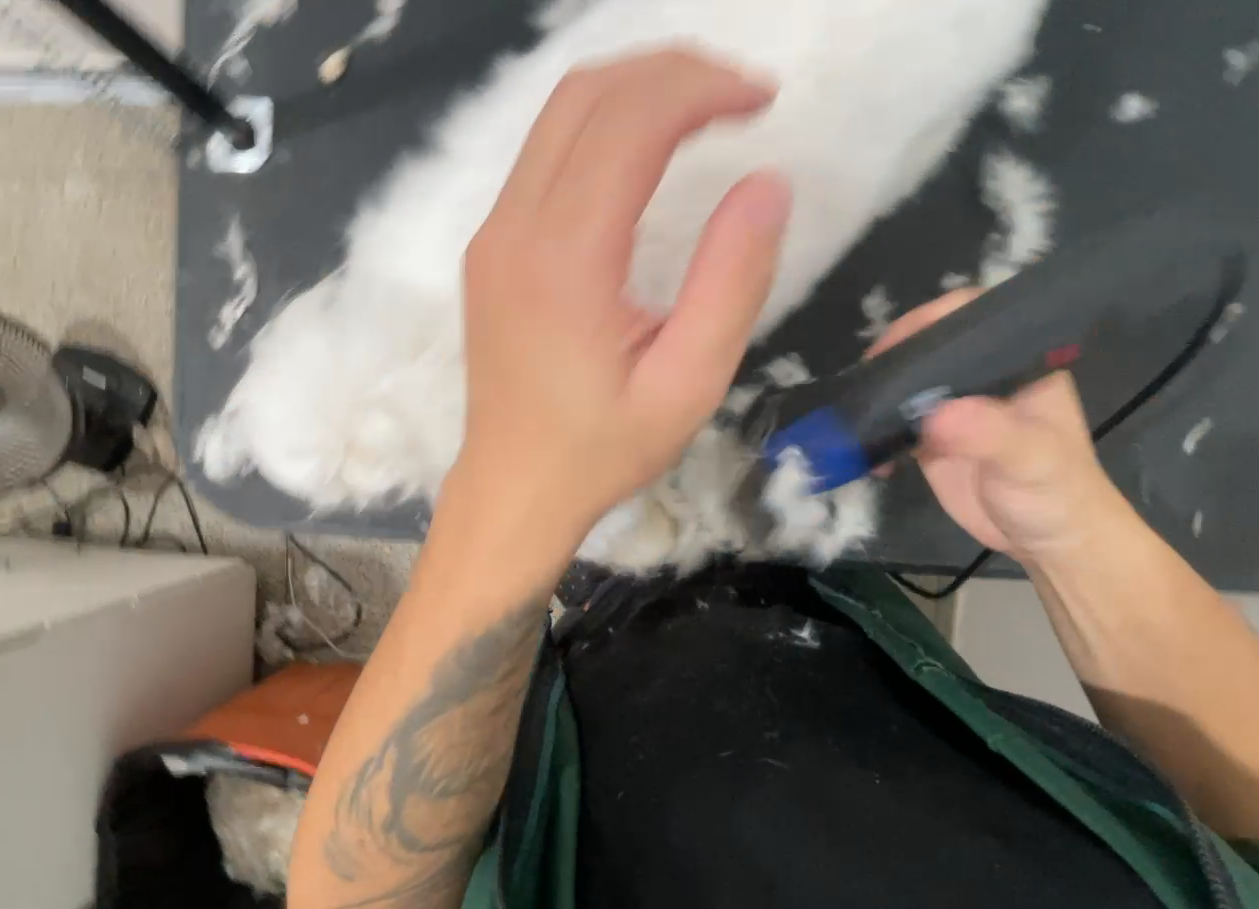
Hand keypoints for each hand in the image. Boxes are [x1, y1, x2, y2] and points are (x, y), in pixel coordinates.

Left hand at [446, 48, 791, 556]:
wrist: (513, 488)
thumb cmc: (600, 451)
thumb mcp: (687, 384)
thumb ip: (731, 282)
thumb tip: (768, 183)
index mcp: (564, 259)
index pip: (631, 121)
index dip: (703, 88)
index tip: (762, 102)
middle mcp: (514, 229)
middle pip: (588, 94)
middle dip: (671, 71)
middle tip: (739, 95)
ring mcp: (493, 235)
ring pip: (558, 115)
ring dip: (633, 91)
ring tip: (703, 109)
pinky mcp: (490, 249)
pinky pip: (541, 154)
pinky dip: (599, 127)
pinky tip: (644, 149)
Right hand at [871, 291, 1137, 567]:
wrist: (1047, 540)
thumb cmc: (1055, 491)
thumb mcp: (1029, 459)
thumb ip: (990, 434)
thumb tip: (938, 415)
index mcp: (1017, 363)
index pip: (972, 318)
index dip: (932, 320)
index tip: (896, 344)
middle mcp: (982, 377)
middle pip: (929, 347)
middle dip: (893, 359)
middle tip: (864, 380)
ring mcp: (953, 408)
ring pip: (906, 385)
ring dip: (876, 397)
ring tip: (853, 414)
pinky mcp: (930, 439)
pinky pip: (892, 426)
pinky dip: (871, 437)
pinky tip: (864, 456)